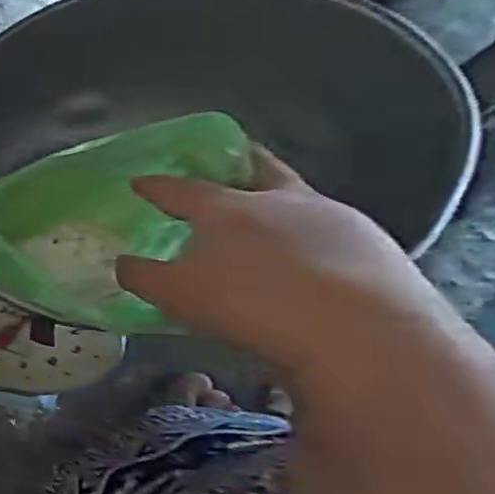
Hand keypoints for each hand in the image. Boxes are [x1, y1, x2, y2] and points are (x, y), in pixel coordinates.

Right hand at [115, 147, 467, 377]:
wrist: (357, 331)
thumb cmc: (249, 304)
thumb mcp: (176, 295)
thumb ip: (142, 275)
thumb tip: (124, 262)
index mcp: (225, 208)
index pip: (181, 189)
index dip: (156, 186)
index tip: (140, 181)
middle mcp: (278, 200)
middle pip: (255, 169)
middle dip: (236, 163)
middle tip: (228, 163)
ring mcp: (332, 216)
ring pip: (296, 197)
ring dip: (276, 201)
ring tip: (266, 219)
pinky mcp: (370, 242)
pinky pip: (328, 228)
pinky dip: (309, 235)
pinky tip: (306, 259)